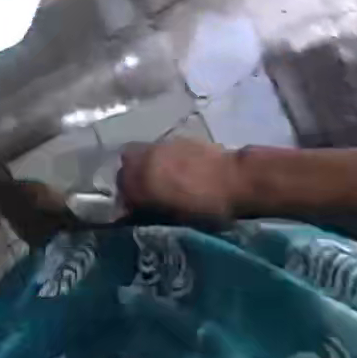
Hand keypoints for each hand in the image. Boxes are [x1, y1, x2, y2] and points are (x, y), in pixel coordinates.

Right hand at [117, 138, 243, 220]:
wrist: (236, 179)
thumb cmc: (206, 208)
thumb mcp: (174, 218)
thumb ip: (150, 213)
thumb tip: (136, 214)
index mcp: (143, 180)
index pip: (120, 189)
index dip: (126, 202)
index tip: (134, 211)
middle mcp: (147, 158)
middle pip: (126, 165)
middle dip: (130, 179)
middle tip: (143, 194)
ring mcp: (162, 146)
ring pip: (140, 153)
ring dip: (143, 166)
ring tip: (158, 181)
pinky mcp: (177, 139)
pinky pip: (158, 149)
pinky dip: (159, 159)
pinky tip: (175, 171)